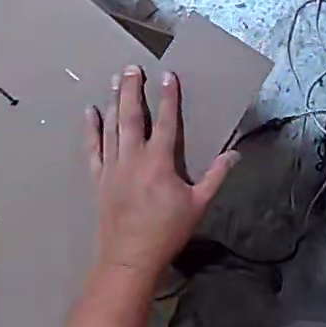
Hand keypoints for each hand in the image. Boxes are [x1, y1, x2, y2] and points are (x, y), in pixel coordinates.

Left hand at [83, 65, 238, 278]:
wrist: (129, 259)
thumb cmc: (167, 232)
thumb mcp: (198, 205)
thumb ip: (216, 176)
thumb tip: (235, 154)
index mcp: (160, 162)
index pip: (167, 121)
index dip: (169, 97)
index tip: (168, 75)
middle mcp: (134, 158)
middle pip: (133, 116)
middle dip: (132, 90)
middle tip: (132, 67)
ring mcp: (113, 166)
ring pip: (112, 126)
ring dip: (114, 101)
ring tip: (115, 80)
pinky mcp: (98, 178)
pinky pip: (93, 148)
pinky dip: (91, 129)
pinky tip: (90, 112)